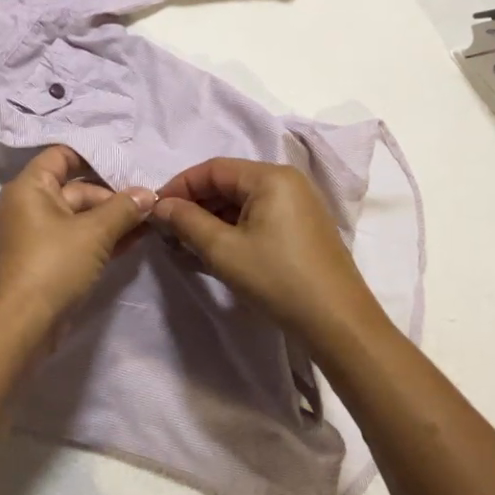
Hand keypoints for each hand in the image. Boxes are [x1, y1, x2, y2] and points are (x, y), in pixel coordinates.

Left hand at [0, 146, 155, 333]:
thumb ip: (123, 209)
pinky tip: (136, 239)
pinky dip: (103, 238)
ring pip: (80, 217)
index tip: (126, 165)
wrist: (23, 325)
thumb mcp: (93, 233)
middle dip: (112, 196)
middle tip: (149, 203)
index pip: (61, 156)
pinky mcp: (49, 260)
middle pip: (76, 188)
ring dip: (113, 218)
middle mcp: (30, 205)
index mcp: (30, 187)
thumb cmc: (53, 265)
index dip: (93, 157)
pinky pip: (79, 239)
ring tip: (151, 220)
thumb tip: (148, 194)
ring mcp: (39, 234)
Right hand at [152, 158, 382, 345]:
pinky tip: (214, 252)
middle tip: (167, 231)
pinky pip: (258, 217)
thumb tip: (159, 206)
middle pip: (228, 183)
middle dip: (194, 205)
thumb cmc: (278, 280)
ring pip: (241, 202)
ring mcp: (298, 206)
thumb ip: (186, 221)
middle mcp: (287, 182)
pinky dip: (233, 230)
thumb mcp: (223, 250)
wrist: (340, 326)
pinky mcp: (302, 229)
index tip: (154, 211)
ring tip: (186, 246)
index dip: (179, 187)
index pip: (212, 169)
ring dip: (211, 220)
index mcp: (271, 177)